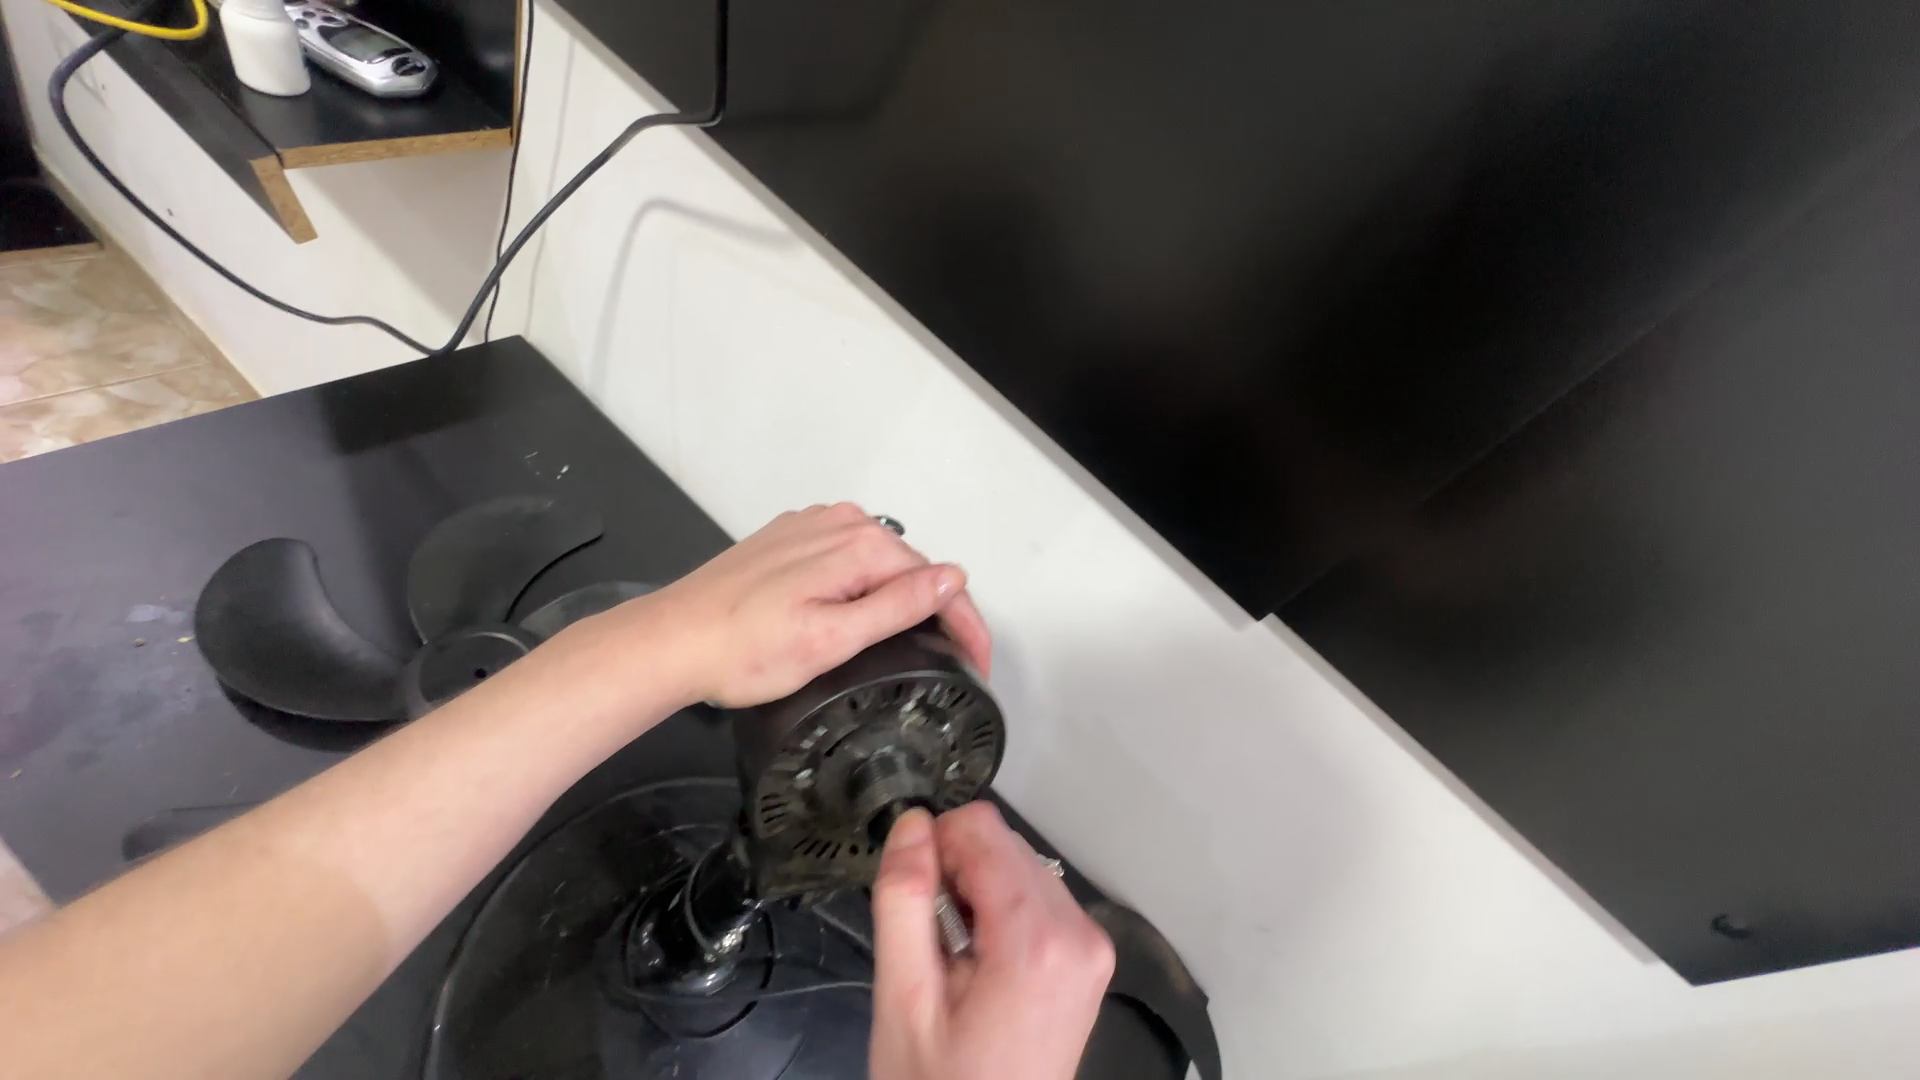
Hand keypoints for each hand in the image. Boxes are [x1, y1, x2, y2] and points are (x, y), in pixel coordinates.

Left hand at [611, 502, 991, 707]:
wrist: (671, 641)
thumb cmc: (746, 651)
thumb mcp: (834, 638)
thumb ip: (898, 604)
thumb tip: (953, 578)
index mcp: (860, 544)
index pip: (938, 579)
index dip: (966, 624)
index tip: (978, 665)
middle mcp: (841, 521)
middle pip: (911, 566)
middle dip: (937, 609)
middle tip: (951, 662)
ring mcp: (812, 525)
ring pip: (880, 561)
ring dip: (901, 595)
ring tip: (913, 642)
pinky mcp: (790, 538)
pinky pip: (847, 556)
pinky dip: (865, 584)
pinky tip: (859, 611)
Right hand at [870, 804, 1114, 1079]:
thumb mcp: (903, 998)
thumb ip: (904, 901)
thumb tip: (912, 823)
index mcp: (1037, 939)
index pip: (982, 827)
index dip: (938, 849)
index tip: (920, 903)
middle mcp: (1079, 930)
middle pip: (1003, 842)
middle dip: (959, 874)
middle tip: (937, 942)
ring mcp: (1092, 943)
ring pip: (1019, 862)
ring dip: (979, 892)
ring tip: (960, 958)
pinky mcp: (1090, 955)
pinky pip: (1038, 892)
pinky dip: (1003, 909)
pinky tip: (985, 962)